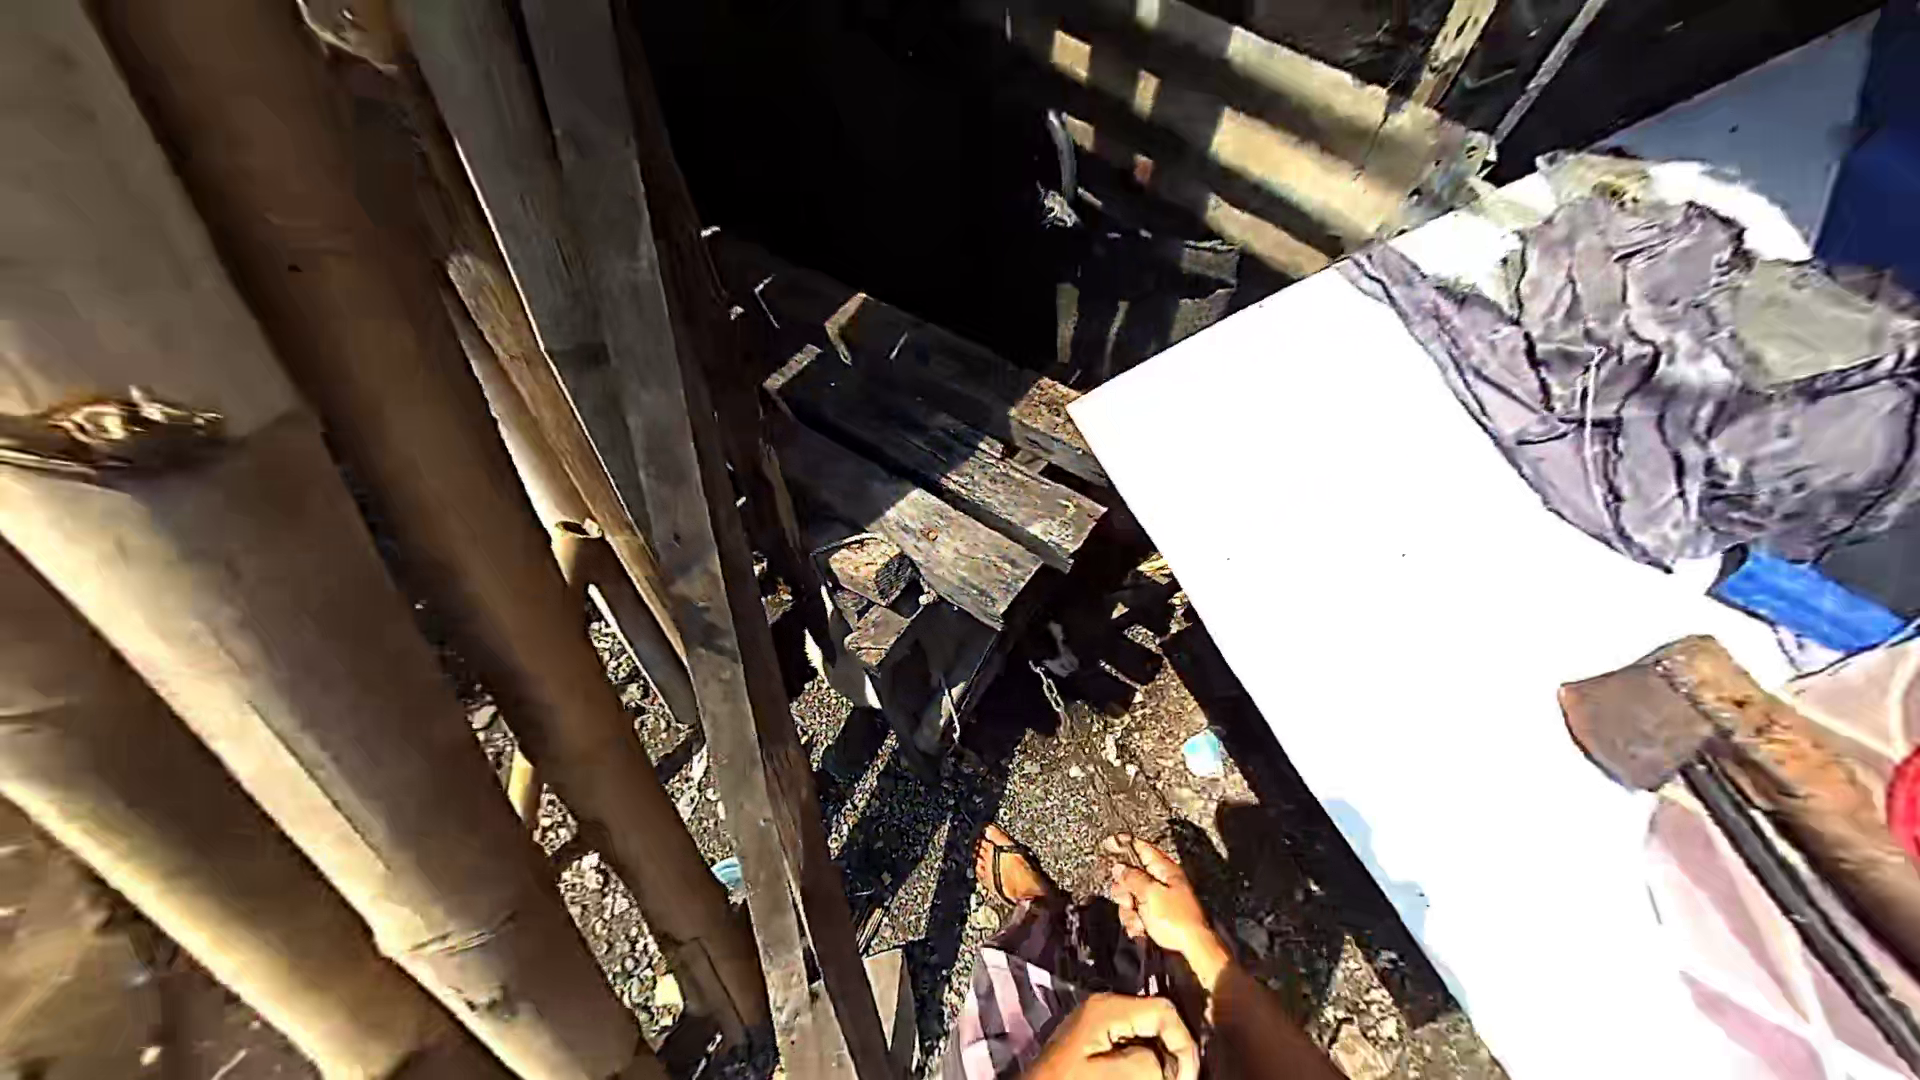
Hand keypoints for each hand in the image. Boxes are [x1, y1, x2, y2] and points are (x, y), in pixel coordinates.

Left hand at [1027, 993, 1198, 1079]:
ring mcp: (1103, 1022)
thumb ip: (1143, 1066)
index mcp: (1109, 1008)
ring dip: (1161, 1063)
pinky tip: (1145, 1077)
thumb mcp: (1106, 1077)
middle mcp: (1108, 1007)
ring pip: (1149, 1035)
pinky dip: (1145, 1064)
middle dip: (1174, 1055)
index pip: (1164, 1010)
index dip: (1183, 1044)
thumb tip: (1166, 1066)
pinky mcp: (1099, 1038)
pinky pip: (1134, 1045)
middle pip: (1158, 1021)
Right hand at [1102, 834, 1230, 990]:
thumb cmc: (1175, 918)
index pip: (1141, 847)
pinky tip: (1139, 929)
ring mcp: (1158, 899)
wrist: (1193, 949)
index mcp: (1164, 869)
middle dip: (1124, 888)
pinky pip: (1136, 912)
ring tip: (1137, 920)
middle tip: (1127, 899)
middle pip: (1131, 874)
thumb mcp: (1151, 894)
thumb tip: (1119, 867)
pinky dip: (1134, 921)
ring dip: (1128, 909)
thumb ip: (1132, 878)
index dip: (1124, 844)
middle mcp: (1161, 881)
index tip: (1108, 844)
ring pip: (1130, 896)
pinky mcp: (1156, 916)